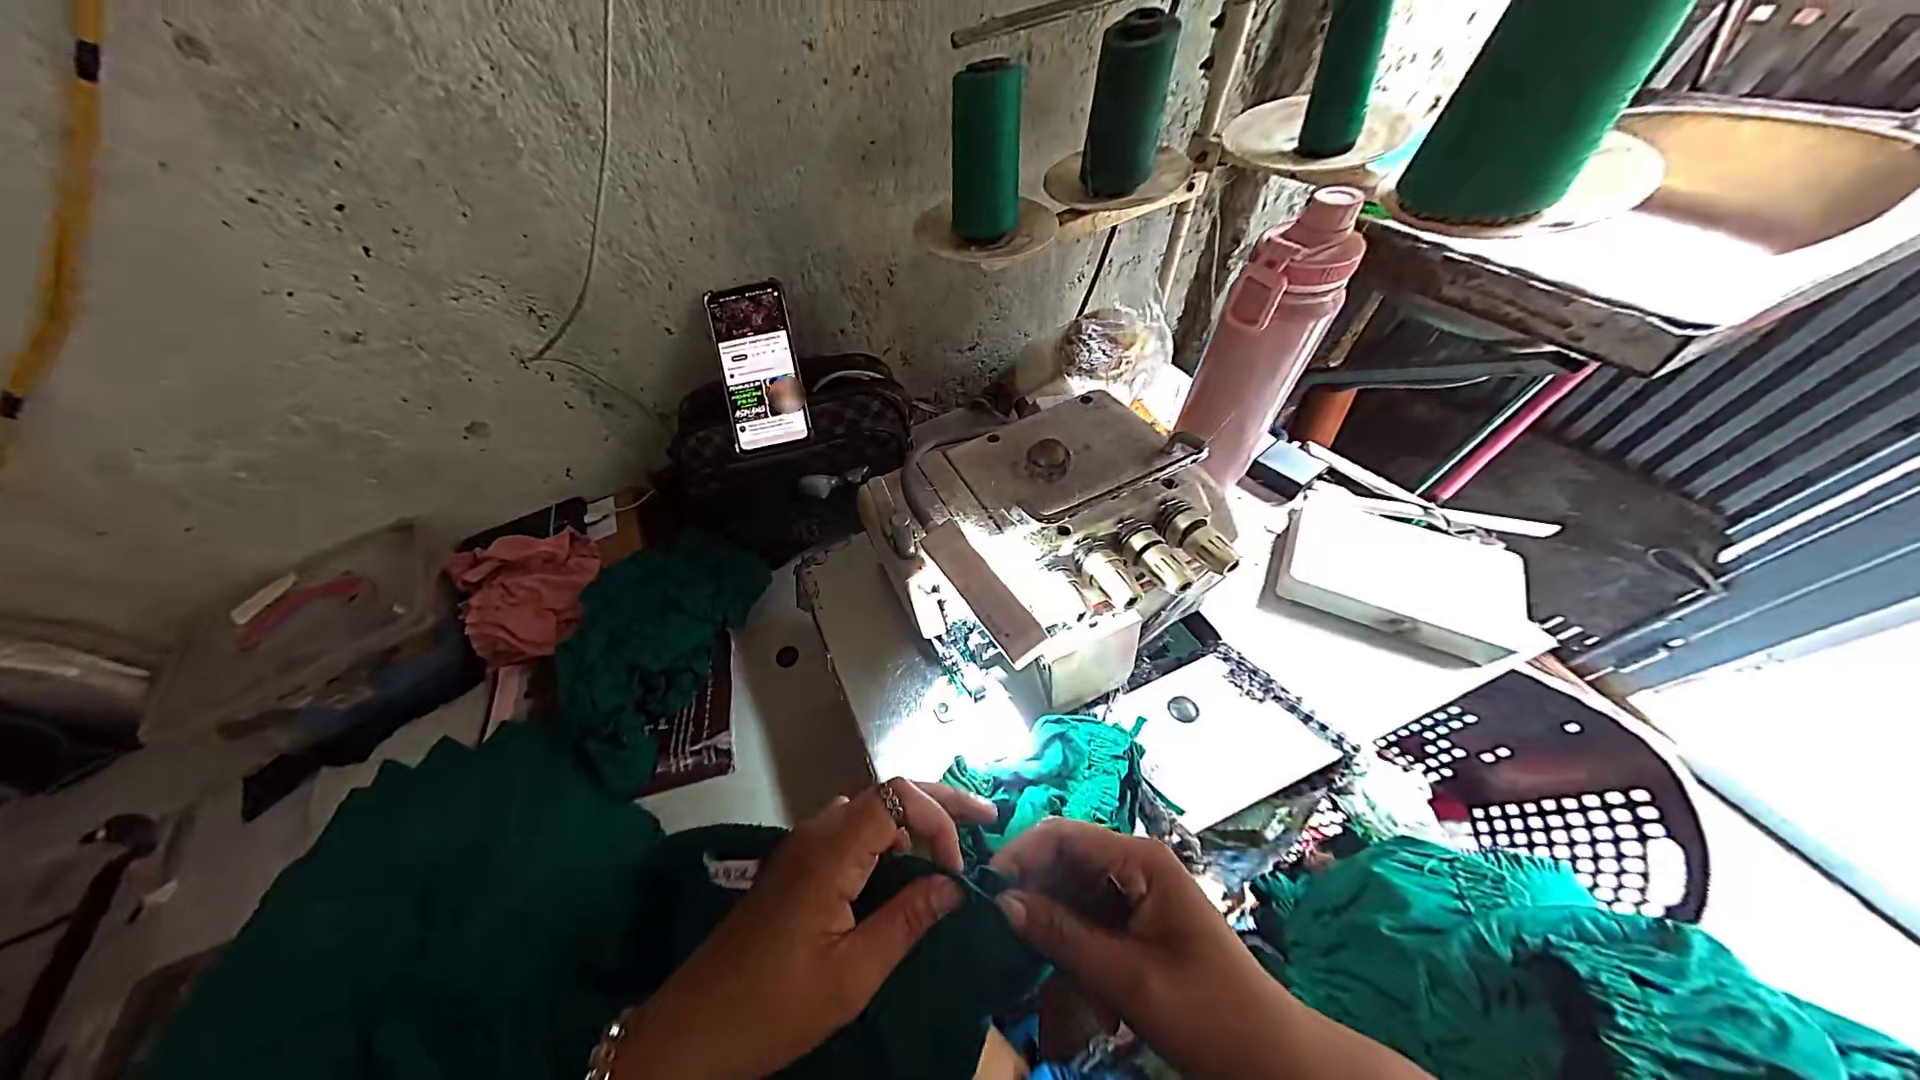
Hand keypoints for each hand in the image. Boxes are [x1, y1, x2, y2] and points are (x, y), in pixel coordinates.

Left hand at [616, 780, 997, 1079]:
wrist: (692, 1030)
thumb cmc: (774, 1006)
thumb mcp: (852, 974)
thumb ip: (907, 920)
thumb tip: (956, 886)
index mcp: (829, 851)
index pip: (898, 798)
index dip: (938, 821)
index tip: (957, 871)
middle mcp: (815, 832)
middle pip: (886, 791)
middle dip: (939, 801)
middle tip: (986, 818)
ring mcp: (802, 844)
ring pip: (869, 806)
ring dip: (913, 816)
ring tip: (952, 840)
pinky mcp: (796, 863)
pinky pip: (851, 827)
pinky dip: (888, 834)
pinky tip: (904, 861)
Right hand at [991, 820, 1428, 1079]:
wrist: (1274, 1059)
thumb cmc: (1211, 1013)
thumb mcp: (1131, 979)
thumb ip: (1064, 937)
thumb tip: (1003, 902)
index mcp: (1140, 859)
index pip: (1064, 835)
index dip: (1021, 854)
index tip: (986, 890)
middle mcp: (1135, 864)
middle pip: (1064, 862)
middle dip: (1037, 900)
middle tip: (1012, 943)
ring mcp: (1136, 891)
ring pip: (1071, 894)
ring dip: (1057, 932)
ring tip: (1057, 976)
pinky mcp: (1136, 920)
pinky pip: (1088, 920)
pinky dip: (1075, 948)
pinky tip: (1083, 988)